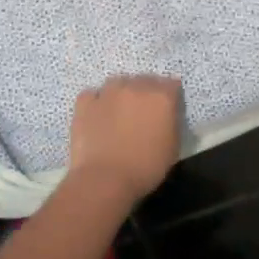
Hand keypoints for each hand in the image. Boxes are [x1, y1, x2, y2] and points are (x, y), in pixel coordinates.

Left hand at [68, 74, 182, 202]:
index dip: (170, 97)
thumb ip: (171, 122)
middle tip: (144, 112)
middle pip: (145, 79)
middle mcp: (136, 87)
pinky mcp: (85, 104)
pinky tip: (98, 114)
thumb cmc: (147, 166)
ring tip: (119, 110)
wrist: (105, 179)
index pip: (172, 84)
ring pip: (118, 82)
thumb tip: (166, 115)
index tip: (167, 110)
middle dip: (147, 92)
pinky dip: (96, 101)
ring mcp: (108, 93)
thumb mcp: (174, 145)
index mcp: (163, 97)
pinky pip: (92, 94)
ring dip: (122, 92)